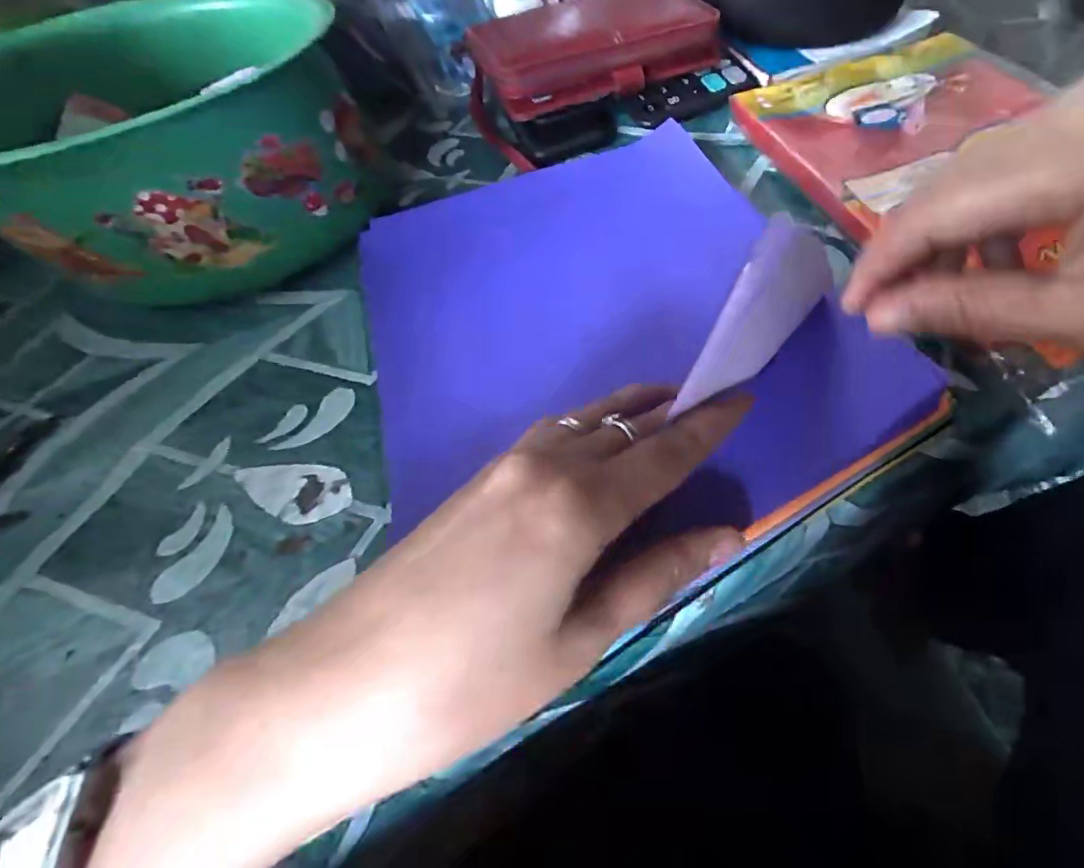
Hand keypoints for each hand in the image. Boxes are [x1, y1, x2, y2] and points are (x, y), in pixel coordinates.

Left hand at [91, 386, 751, 867]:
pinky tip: (596, 440)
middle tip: (714, 398)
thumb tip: (725, 533)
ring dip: (630, 409)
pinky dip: (588, 424)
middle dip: (675, 409)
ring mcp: (504, 465)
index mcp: (579, 505)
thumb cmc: (472, 684)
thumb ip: (652, 576)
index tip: (744, 399)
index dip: (709, 427)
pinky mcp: (477, 477)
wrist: (340, 685)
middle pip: (626, 424)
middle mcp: (545, 465)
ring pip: (584, 419)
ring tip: (666, 404)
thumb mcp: (578, 641)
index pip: (664, 452)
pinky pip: (550, 433)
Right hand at [842, 59, 1083, 365]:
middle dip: (918, 246)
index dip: (886, 259)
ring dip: (958, 228)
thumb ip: (973, 309)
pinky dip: (1000, 206)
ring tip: (959, 286)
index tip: (854, 308)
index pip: (942, 205)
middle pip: (956, 178)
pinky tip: (1010, 247)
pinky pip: (1022, 154)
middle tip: (896, 305)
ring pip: (983, 165)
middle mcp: (1082, 97)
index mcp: (1083, 149)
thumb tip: (880, 317)